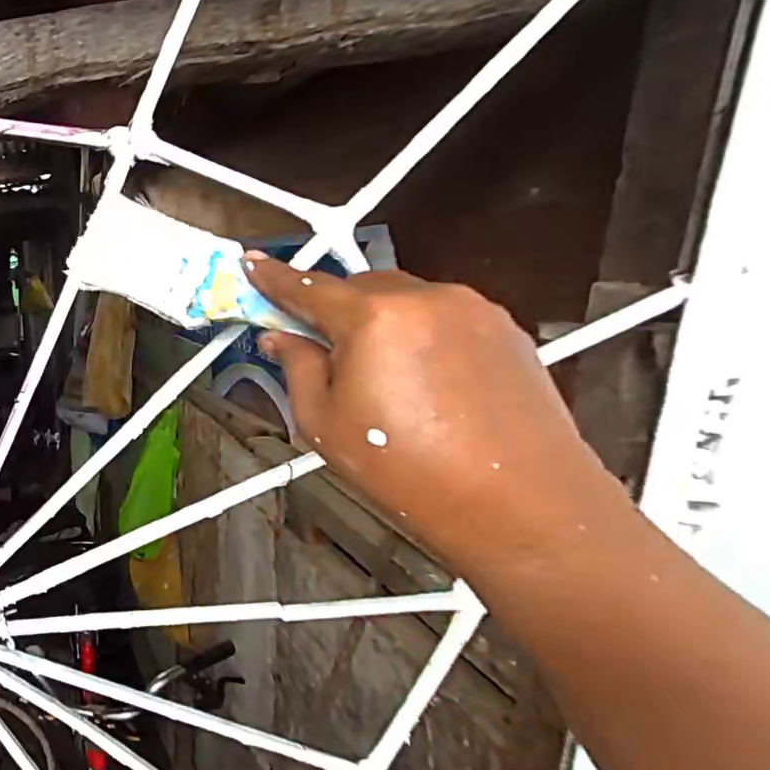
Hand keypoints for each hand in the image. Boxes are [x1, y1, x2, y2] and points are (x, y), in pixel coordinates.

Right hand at [242, 252, 630, 581]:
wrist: (516, 503)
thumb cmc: (416, 469)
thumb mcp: (321, 419)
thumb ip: (296, 365)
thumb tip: (283, 341)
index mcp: (376, 319)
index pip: (307, 286)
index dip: (272, 277)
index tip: (253, 266)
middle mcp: (429, 302)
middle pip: (356, 286)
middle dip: (325, 309)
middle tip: (300, 341)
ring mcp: (473, 312)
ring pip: (398, 300)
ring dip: (369, 322)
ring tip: (360, 376)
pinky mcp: (503, 331)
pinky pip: (436, 316)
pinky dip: (409, 333)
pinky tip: (403, 379)